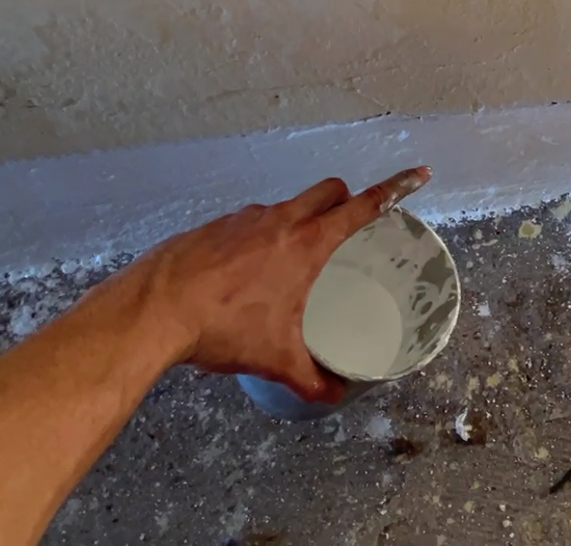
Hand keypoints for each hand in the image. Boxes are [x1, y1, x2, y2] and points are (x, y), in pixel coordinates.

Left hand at [132, 167, 431, 404]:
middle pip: (330, 190)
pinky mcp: (215, 226)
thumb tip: (335, 395)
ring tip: (288, 260)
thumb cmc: (223, 326)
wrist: (151, 311)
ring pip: (288, 204)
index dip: (397, 188)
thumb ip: (311, 377)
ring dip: (299, 219)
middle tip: (347, 227)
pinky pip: (250, 220)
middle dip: (346, 199)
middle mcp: (283, 219)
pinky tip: (241, 272)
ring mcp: (246, 218)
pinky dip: (258, 236)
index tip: (418, 174)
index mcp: (309, 242)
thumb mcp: (274, 357)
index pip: (365, 206)